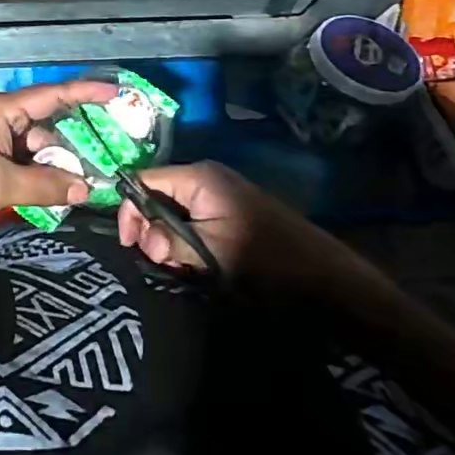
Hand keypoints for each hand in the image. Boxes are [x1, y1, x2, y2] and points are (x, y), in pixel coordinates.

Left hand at [0, 80, 119, 240]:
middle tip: (105, 164)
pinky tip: (55, 195)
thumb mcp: (2, 185)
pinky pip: (19, 164)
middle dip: (72, 145)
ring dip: (54, 167)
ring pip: (33, 149)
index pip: (50, 95)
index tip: (115, 93)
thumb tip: (85, 188)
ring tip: (83, 188)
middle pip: (44, 127)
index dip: (84, 94)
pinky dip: (36, 177)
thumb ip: (47, 185)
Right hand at [116, 161, 322, 277]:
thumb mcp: (212, 252)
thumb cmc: (265, 259)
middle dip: (150, 227)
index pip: (144, 180)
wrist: (325, 277)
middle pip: (158, 194)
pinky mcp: (231, 212)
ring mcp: (220, 195)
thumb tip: (144, 241)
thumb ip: (170, 242)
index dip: (130, 210)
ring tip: (175, 266)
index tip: (129, 245)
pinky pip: (194, 219)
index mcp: (199, 177)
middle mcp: (206, 178)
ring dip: (168, 238)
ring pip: (175, 210)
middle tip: (157, 261)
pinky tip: (191, 263)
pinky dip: (186, 240)